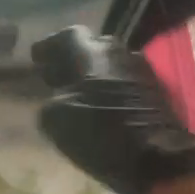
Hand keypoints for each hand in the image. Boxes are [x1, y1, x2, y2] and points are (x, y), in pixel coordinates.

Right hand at [31, 26, 194, 193]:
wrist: (156, 158)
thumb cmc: (101, 135)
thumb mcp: (57, 121)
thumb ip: (50, 102)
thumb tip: (55, 99)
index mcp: (91, 54)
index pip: (67, 36)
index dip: (50, 46)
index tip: (38, 59)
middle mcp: (119, 53)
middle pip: (91, 47)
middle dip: (72, 60)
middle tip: (57, 78)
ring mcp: (141, 70)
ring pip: (110, 64)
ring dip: (92, 75)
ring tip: (78, 94)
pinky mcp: (155, 90)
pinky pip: (124, 80)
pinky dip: (109, 88)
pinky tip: (101, 106)